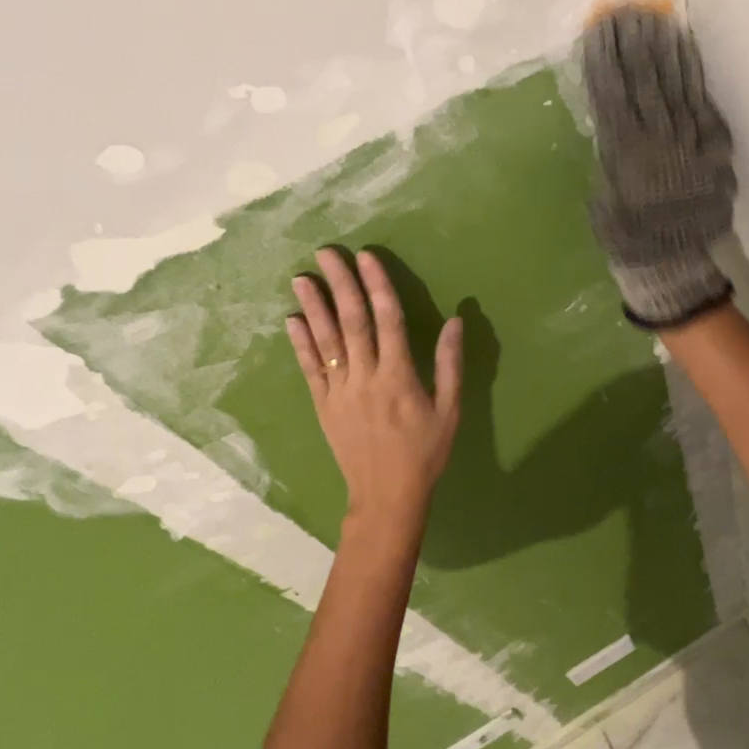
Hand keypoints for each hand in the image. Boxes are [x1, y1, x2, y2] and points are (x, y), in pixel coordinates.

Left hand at [286, 248, 463, 528]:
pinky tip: (293, 320)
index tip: (367, 257)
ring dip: (314, 307)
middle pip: (352, 322)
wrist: (387, 496)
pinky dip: (301, 344)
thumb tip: (455, 320)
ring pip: (326, 341)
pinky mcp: (323, 406)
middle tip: (326, 252)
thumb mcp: (449, 409)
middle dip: (339, 284)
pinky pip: (310, 369)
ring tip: (301, 277)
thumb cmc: (425, 452)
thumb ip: (450, 364)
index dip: (377, 285)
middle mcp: (366, 377)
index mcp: (399, 375)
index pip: (387, 319)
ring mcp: (340, 391)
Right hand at [581, 1, 737, 327]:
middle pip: (645, 82)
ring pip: (677, 86)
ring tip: (657, 18)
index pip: (612, 93)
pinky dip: (695, 74)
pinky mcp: (714, 148)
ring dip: (666, 49)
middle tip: (629, 9)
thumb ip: (610, 152)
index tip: (601, 26)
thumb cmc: (626, 234)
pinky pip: (704, 103)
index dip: (606, 57)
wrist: (672, 263)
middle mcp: (658, 141)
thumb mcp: (603, 194)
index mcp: (624, 154)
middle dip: (635, 43)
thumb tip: (612, 114)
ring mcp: (690, 143)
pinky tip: (687, 49)